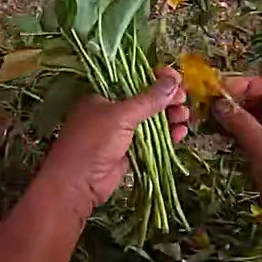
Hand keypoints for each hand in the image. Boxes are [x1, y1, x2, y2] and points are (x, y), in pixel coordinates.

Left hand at [35, 67, 188, 215]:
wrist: (77, 184)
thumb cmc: (93, 141)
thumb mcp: (121, 115)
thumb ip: (149, 99)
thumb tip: (172, 80)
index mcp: (104, 95)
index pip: (134, 79)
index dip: (155, 78)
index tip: (176, 78)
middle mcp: (113, 111)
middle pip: (146, 100)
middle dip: (166, 99)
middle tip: (184, 99)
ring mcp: (121, 132)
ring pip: (151, 120)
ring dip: (169, 117)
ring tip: (184, 116)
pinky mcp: (129, 151)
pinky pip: (151, 140)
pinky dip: (166, 136)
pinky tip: (180, 133)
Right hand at [210, 75, 261, 230]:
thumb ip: (240, 123)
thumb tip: (218, 103)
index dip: (245, 84)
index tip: (219, 89)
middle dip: (236, 99)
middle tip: (210, 101)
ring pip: (255, 117)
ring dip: (234, 114)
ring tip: (210, 114)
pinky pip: (252, 133)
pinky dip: (236, 130)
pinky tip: (219, 130)